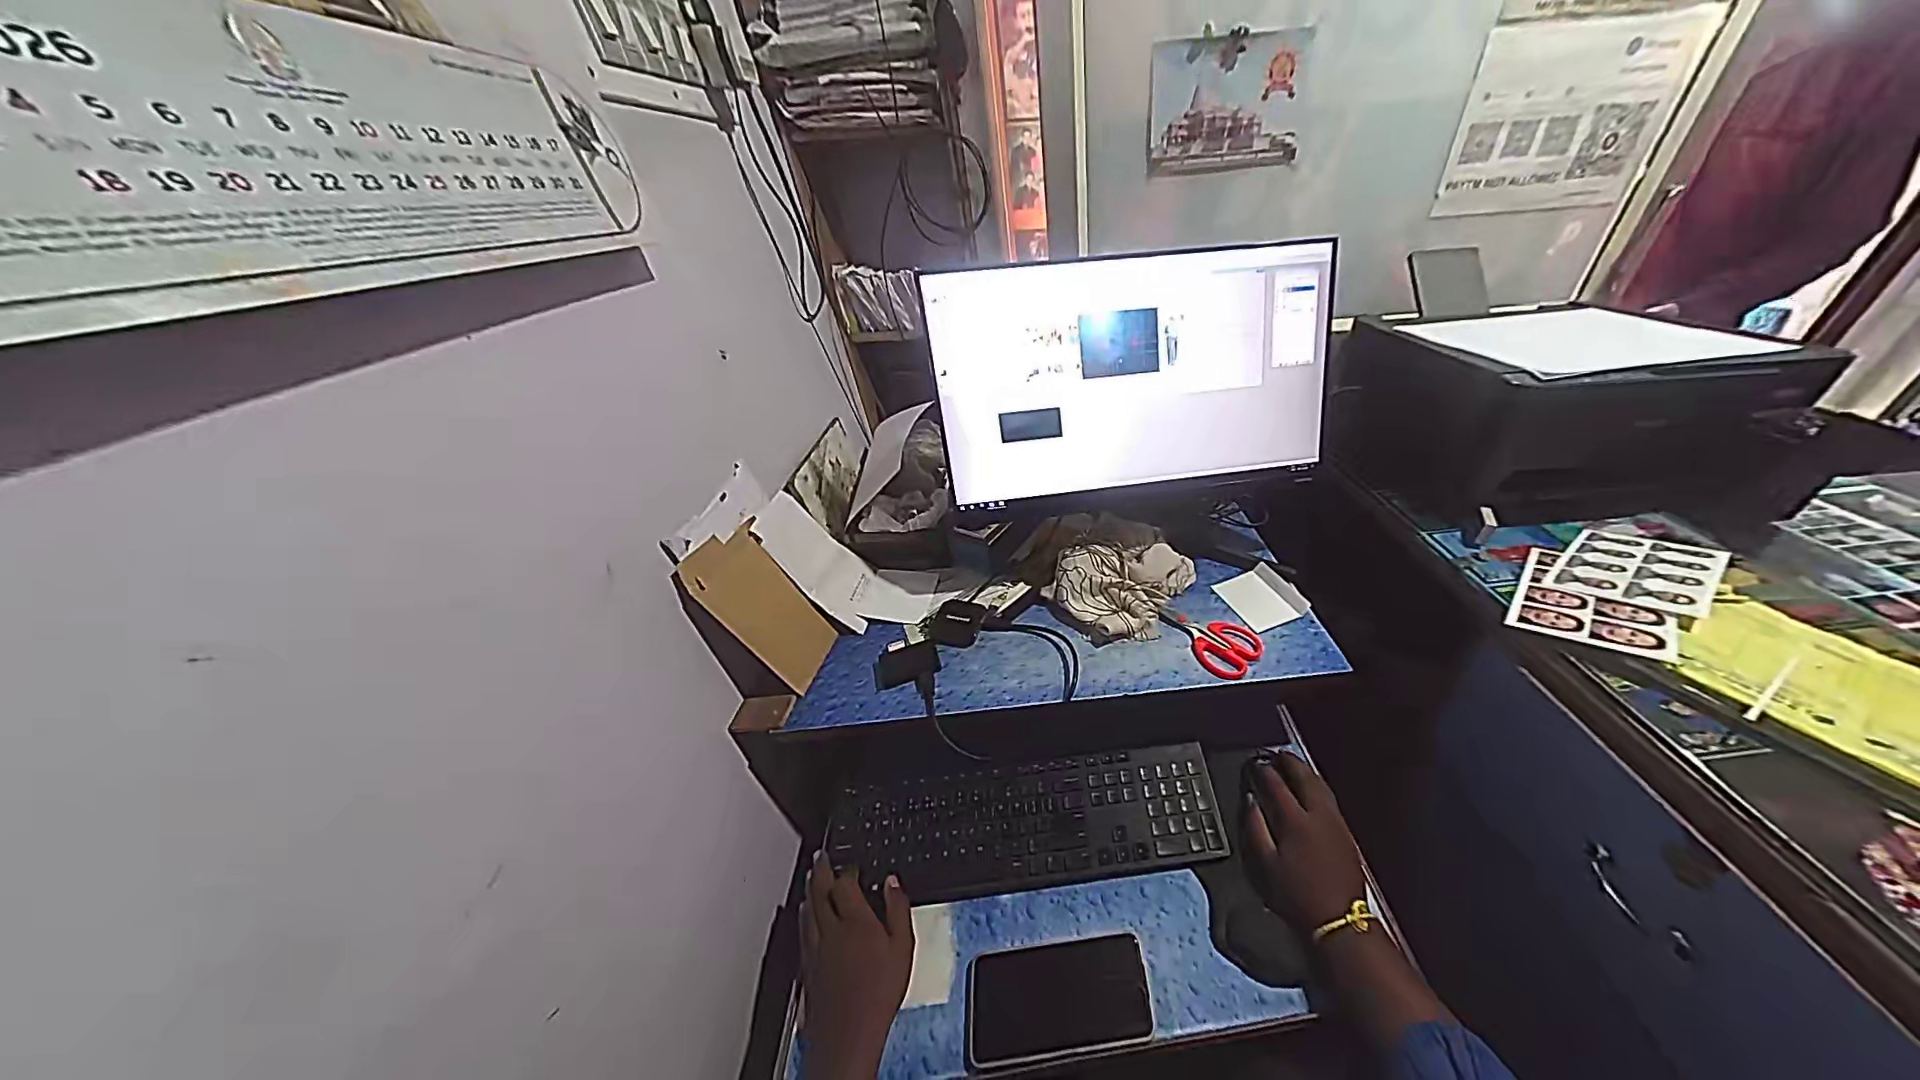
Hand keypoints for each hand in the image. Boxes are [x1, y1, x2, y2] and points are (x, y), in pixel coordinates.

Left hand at [800, 853, 914, 1079]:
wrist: (848, 1035)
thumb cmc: (878, 995)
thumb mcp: (903, 947)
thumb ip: (898, 909)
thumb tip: (893, 883)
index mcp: (855, 920)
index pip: (844, 883)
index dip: (847, 868)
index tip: (852, 864)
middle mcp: (830, 929)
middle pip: (819, 890)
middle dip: (820, 870)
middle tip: (820, 856)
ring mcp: (815, 947)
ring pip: (807, 908)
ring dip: (809, 889)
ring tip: (812, 877)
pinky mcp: (806, 965)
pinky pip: (802, 930)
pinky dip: (804, 914)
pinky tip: (805, 915)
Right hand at [1242, 752, 1367, 929]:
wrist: (1338, 921)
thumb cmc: (1297, 895)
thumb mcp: (1265, 863)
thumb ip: (1255, 828)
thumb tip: (1250, 802)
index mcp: (1295, 822)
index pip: (1276, 785)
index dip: (1263, 772)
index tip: (1255, 765)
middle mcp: (1319, 817)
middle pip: (1305, 779)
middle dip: (1290, 763)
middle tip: (1278, 755)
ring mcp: (1337, 825)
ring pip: (1322, 788)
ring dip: (1307, 773)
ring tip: (1295, 765)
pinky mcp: (1347, 835)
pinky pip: (1331, 800)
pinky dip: (1318, 787)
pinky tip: (1312, 790)